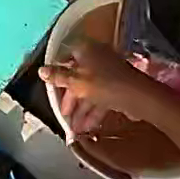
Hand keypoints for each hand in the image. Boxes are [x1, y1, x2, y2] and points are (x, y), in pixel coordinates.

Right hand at [38, 38, 166, 132]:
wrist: (139, 97)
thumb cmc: (103, 84)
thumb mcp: (75, 81)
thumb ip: (57, 76)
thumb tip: (40, 70)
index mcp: (85, 51)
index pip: (64, 58)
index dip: (56, 74)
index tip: (51, 89)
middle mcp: (96, 59)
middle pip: (76, 77)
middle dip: (70, 99)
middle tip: (63, 115)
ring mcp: (108, 73)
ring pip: (89, 91)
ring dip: (81, 109)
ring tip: (74, 127)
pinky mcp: (117, 88)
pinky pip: (100, 98)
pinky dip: (93, 111)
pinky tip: (87, 127)